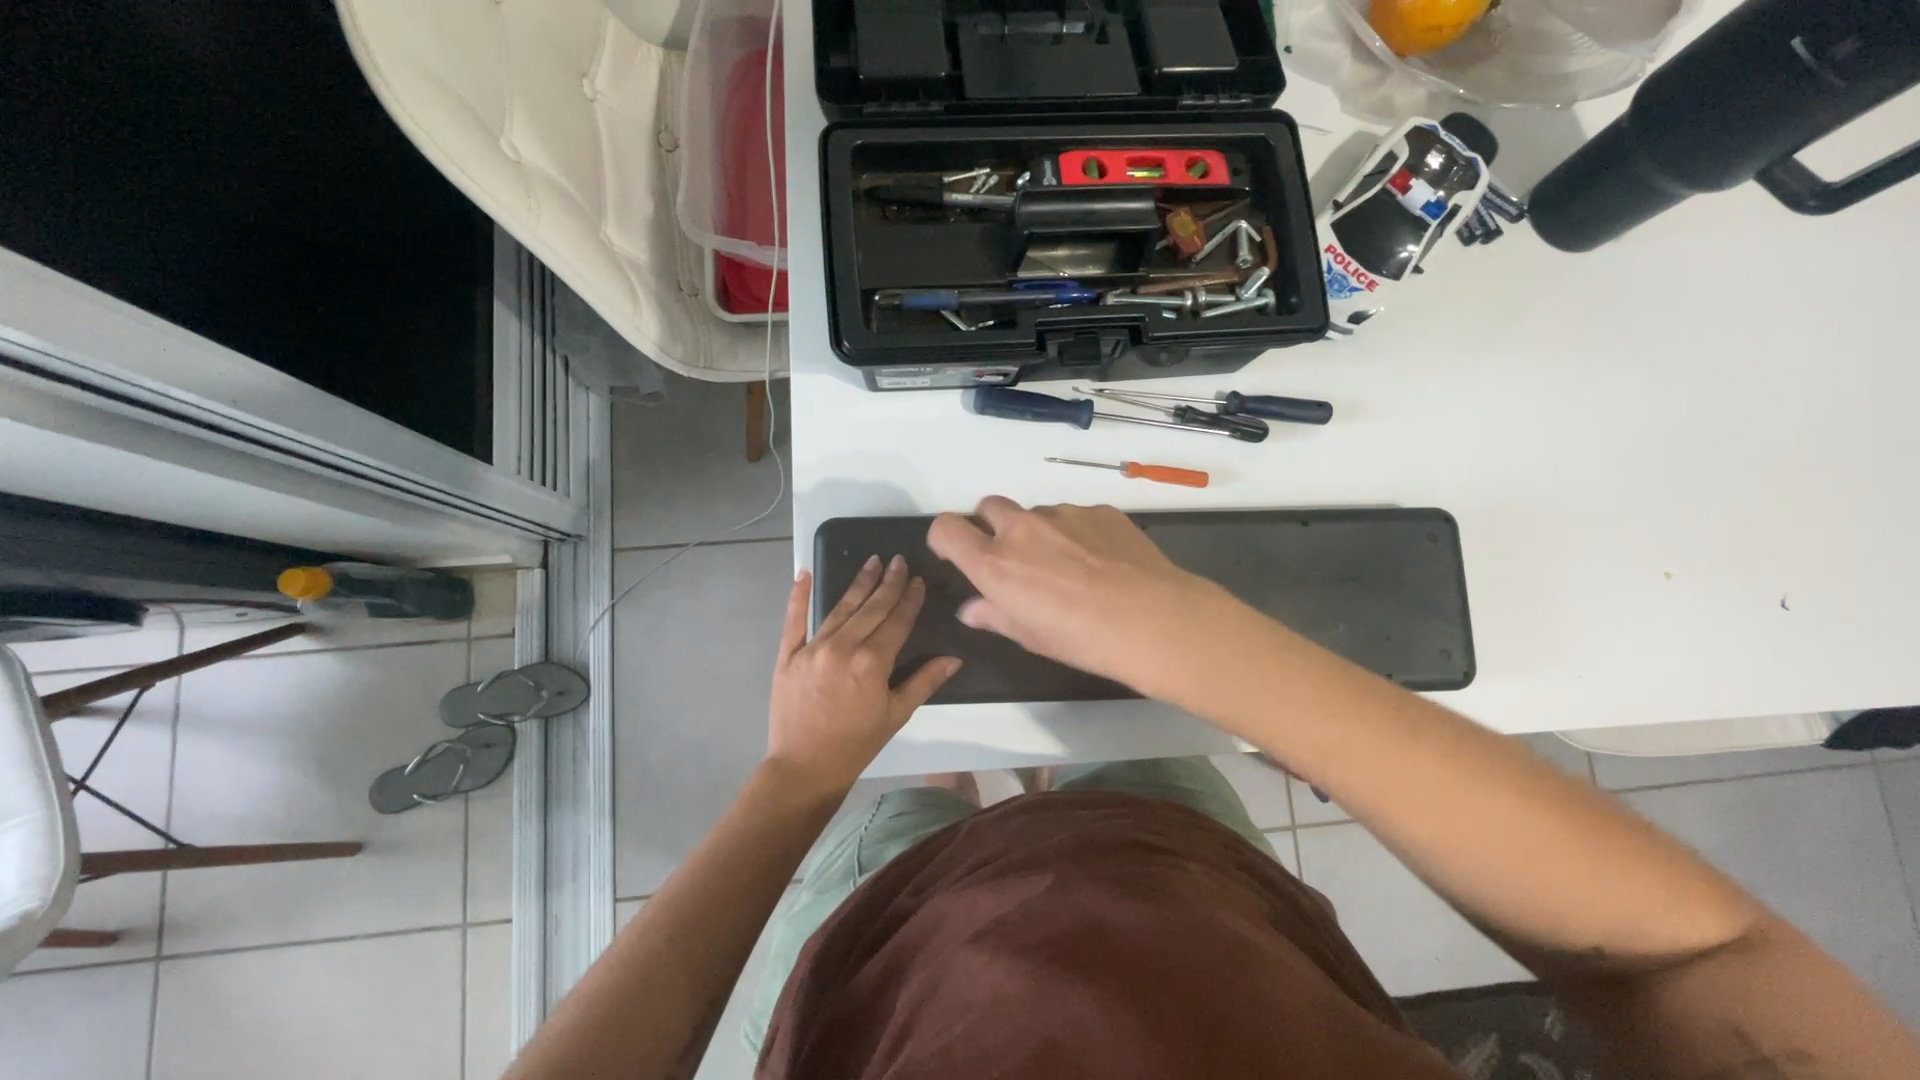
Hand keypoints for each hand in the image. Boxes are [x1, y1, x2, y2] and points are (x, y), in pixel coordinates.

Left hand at [765, 556, 960, 794]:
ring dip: (858, 583)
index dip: (909, 599)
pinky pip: (794, 620)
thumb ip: (924, 682)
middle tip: (898, 560)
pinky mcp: (789, 655)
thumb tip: (954, 658)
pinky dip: (798, 596)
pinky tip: (804, 574)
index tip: (917, 579)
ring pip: (840, 608)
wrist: (804, 767)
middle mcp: (843, 647)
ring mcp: (813, 648)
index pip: (897, 621)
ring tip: (871, 562)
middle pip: (871, 608)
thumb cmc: (856, 744)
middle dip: (887, 582)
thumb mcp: (896, 715)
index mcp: (872, 662)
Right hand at [926, 498, 1259, 699]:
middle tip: (1015, 560)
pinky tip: (1102, 563)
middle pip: (989, 507)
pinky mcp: (1099, 510)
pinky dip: (1078, 534)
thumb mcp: (1030, 636)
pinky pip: (1076, 516)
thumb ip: (994, 615)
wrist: (1153, 619)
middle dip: (993, 527)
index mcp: (995, 562)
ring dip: (1041, 533)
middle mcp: (1023, 528)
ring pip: (1038, 513)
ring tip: (1071, 569)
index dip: (945, 537)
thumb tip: (971, 608)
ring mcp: (1063, 514)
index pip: (946, 528)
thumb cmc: (1082, 639)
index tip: (955, 552)